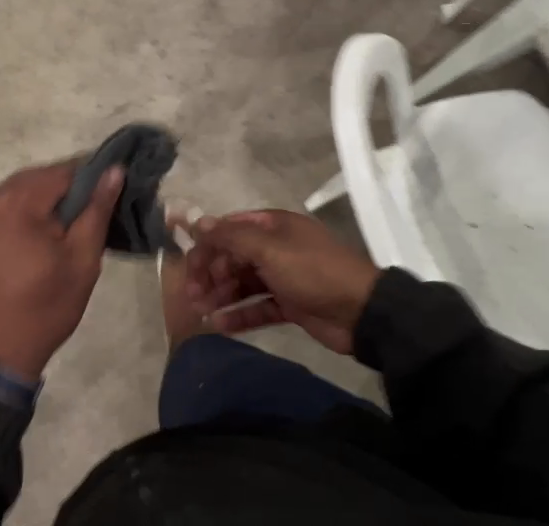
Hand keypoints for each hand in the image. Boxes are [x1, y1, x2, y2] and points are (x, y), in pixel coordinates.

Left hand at [0, 159, 123, 377]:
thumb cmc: (43, 309)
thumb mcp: (81, 261)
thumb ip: (97, 210)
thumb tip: (114, 170)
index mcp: (17, 201)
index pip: (63, 171)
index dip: (88, 180)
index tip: (104, 198)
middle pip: (35, 180)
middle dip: (61, 193)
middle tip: (83, 220)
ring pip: (13, 194)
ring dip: (36, 205)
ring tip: (55, 234)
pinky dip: (13, 218)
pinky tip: (25, 244)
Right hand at [182, 210, 380, 353]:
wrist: (361, 312)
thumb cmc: (312, 271)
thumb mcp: (270, 249)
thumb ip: (232, 237)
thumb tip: (198, 223)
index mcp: (272, 225)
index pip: (229, 229)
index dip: (206, 245)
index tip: (187, 266)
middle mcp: (275, 247)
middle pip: (233, 257)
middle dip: (210, 274)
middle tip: (191, 296)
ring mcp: (283, 277)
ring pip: (243, 283)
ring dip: (221, 295)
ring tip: (201, 312)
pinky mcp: (290, 304)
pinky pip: (258, 306)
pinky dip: (240, 314)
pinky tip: (221, 326)